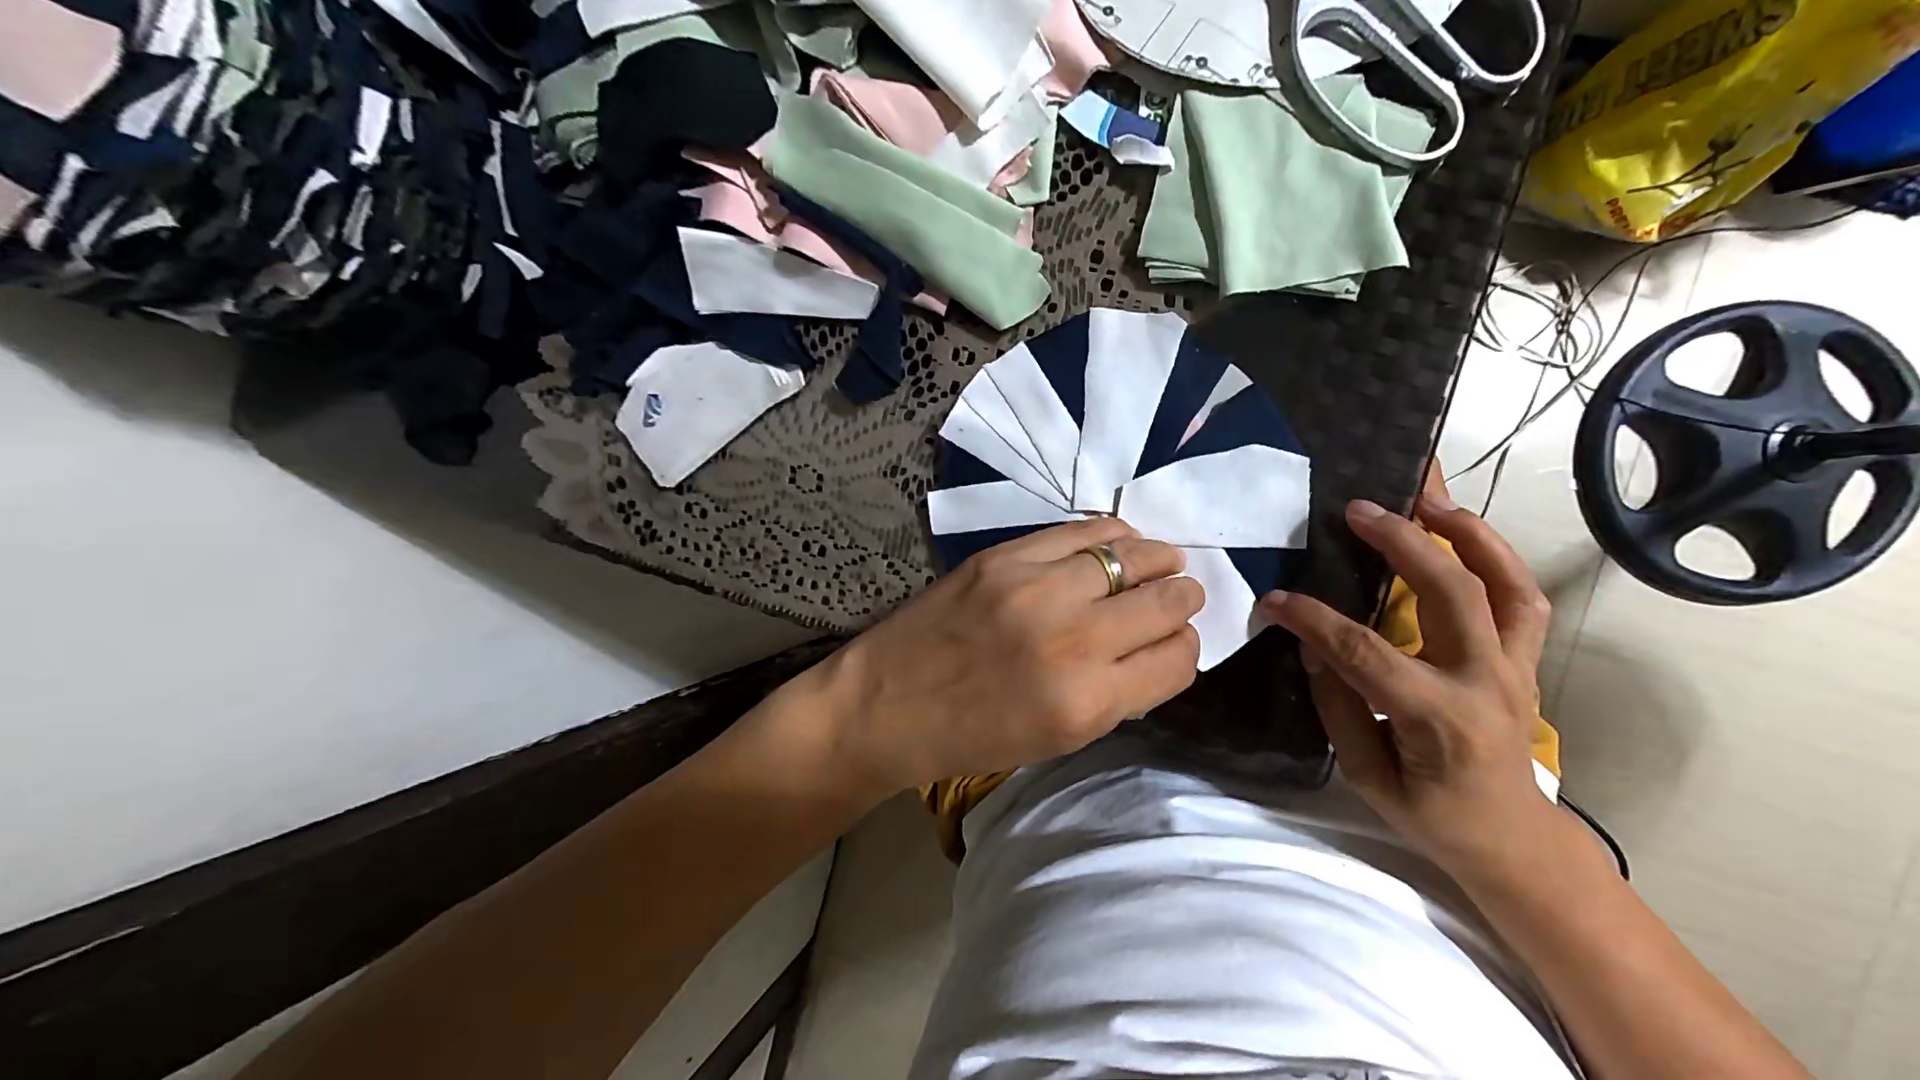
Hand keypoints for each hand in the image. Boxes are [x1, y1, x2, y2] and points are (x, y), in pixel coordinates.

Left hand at [813, 517, 1203, 792]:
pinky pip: (1081, 532)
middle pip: (1165, 604)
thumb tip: (1159, 649)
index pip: (1177, 660)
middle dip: (1182, 600)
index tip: (1173, 643)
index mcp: (1088, 703)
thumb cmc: (971, 737)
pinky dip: (1112, 535)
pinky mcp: (1004, 558)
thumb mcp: (1058, 739)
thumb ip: (1116, 695)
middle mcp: (1073, 642)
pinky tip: (1121, 540)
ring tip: (1163, 561)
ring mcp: (1036, 590)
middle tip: (1180, 596)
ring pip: (1132, 557)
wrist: (885, 705)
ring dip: (1158, 560)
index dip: (1183, 649)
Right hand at [1260, 493, 1559, 879]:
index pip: (1366, 653)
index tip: (1276, 600)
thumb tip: (1314, 645)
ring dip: (1467, 533)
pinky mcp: (1526, 660)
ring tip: (1427, 498)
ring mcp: (1516, 667)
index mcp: (1438, 719)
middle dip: (1402, 544)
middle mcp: (1485, 682)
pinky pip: (1522, 599)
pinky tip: (1462, 533)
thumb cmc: (1430, 814)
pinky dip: (1496, 558)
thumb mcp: (1366, 773)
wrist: (1512, 839)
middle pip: (1451, 594)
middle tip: (1358, 510)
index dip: (1315, 620)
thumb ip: (1338, 705)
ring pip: (1505, 585)